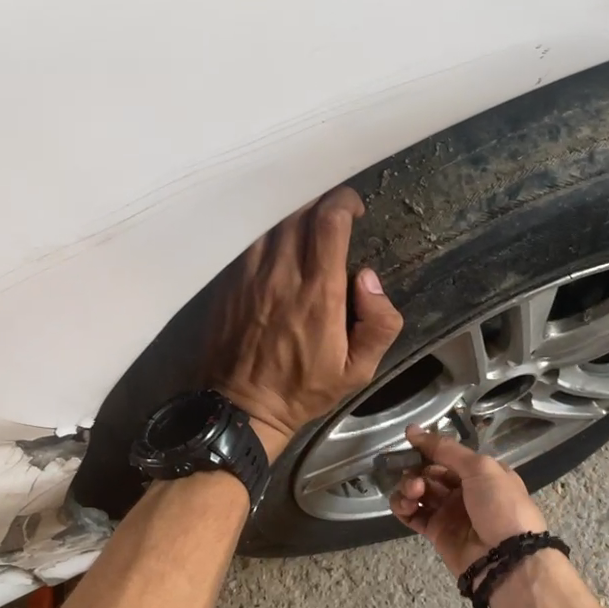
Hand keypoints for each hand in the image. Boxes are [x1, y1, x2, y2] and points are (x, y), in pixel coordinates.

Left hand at [207, 187, 403, 458]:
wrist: (241, 407)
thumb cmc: (304, 389)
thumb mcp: (358, 371)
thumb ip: (379, 324)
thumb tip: (369, 277)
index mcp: (319, 294)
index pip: (329, 223)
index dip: (344, 202)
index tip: (354, 208)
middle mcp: (282, 276)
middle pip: (299, 212)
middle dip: (321, 200)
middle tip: (334, 209)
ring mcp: (250, 276)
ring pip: (271, 221)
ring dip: (293, 210)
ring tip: (307, 216)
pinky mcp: (229, 282)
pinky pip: (249, 239)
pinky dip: (267, 228)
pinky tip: (277, 234)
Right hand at [389, 426, 548, 576]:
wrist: (507, 560)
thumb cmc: (500, 506)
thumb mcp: (480, 468)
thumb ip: (445, 449)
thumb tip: (413, 430)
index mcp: (481, 472)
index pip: (447, 455)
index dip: (428, 448)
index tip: (408, 441)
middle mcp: (464, 490)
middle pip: (430, 472)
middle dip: (417, 470)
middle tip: (416, 480)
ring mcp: (450, 512)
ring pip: (419, 492)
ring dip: (409, 488)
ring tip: (412, 493)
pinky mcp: (437, 533)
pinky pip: (413, 515)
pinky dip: (403, 508)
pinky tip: (403, 505)